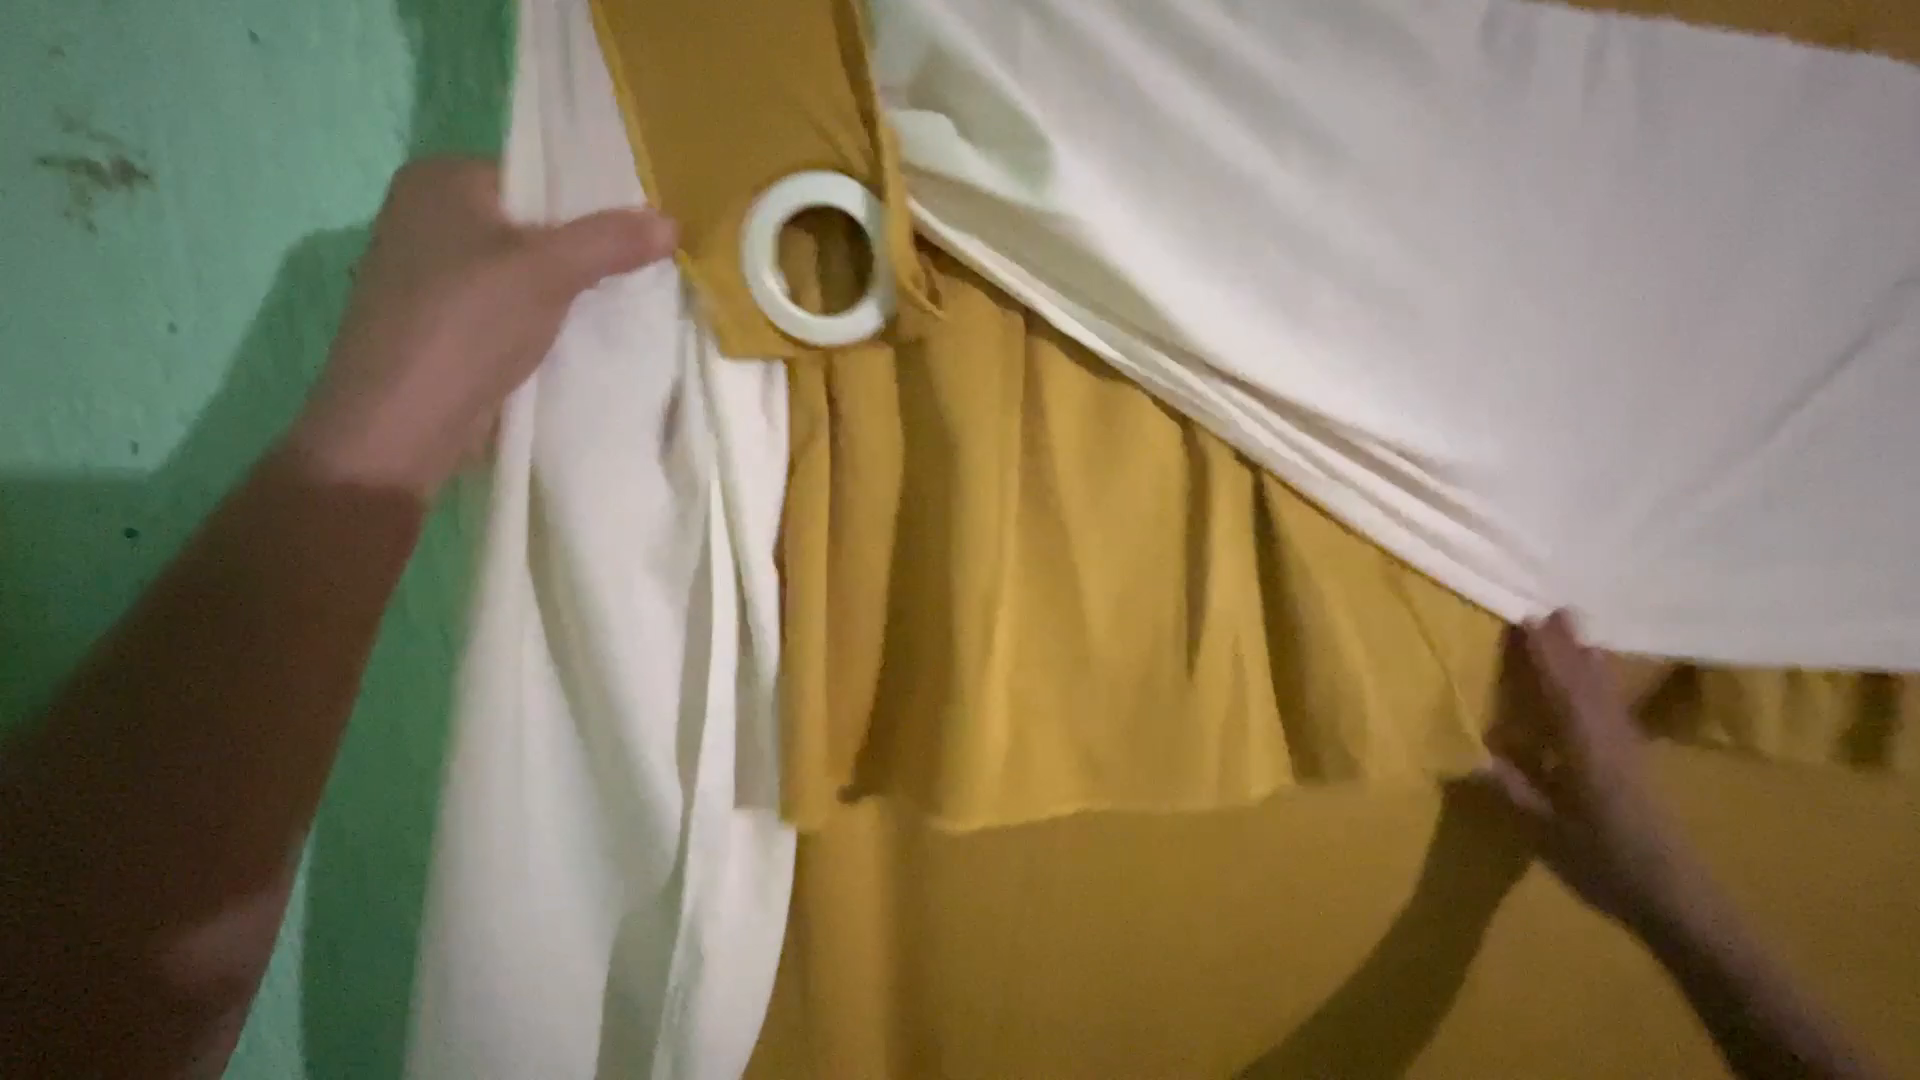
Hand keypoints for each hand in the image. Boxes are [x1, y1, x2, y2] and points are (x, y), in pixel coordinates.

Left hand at [285, 157, 677, 498]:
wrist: (402, 424)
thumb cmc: (466, 325)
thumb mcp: (547, 272)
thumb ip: (610, 242)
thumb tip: (673, 223)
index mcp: (440, 179)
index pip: (537, 175)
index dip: (595, 201)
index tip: (647, 231)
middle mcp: (429, 216)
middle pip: (534, 223)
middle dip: (589, 249)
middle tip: (647, 269)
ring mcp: (435, 273)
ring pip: (526, 269)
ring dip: (572, 288)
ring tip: (627, 300)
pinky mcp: (446, 322)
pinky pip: (514, 305)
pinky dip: (548, 316)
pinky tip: (586, 333)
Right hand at [1473, 610, 1698, 927]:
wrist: (1677, 901)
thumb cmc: (1604, 862)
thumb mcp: (1547, 830)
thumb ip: (1515, 789)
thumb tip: (1471, 752)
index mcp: (1587, 751)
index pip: (1562, 693)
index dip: (1545, 657)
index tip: (1529, 622)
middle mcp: (1611, 742)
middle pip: (1588, 686)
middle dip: (1571, 649)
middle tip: (1557, 611)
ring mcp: (1629, 754)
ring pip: (1606, 696)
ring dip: (1590, 663)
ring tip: (1579, 635)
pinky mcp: (1636, 768)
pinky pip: (1615, 712)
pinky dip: (1602, 688)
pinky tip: (1600, 689)